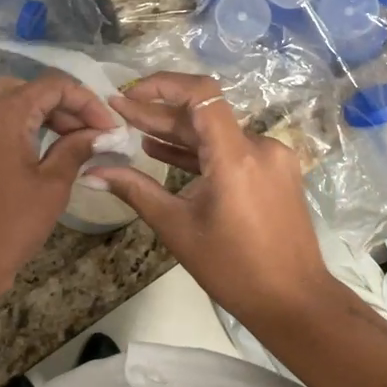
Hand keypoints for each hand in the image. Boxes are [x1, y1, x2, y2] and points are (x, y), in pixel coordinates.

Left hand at [0, 71, 119, 299]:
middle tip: (92, 133)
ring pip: (9, 100)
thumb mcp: (52, 185)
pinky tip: (40, 146)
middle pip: (30, 89)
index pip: (53, 85)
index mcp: (3, 114)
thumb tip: (101, 133)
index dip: (86, 101)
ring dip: (42, 112)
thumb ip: (76, 149)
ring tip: (72, 140)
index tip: (109, 127)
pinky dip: (18, 123)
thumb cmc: (10, 225)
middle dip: (65, 105)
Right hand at [90, 72, 331, 316]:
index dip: (162, 85)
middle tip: (118, 111)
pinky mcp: (274, 173)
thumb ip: (135, 190)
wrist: (294, 301)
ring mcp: (271, 158)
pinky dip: (199, 151)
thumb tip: (92, 172)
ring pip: (216, 133)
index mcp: (236, 156)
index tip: (129, 93)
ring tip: (133, 129)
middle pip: (203, 114)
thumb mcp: (177, 227)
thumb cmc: (233, 269)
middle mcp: (259, 146)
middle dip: (158, 112)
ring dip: (176, 132)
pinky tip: (162, 151)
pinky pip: (231, 150)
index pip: (201, 93)